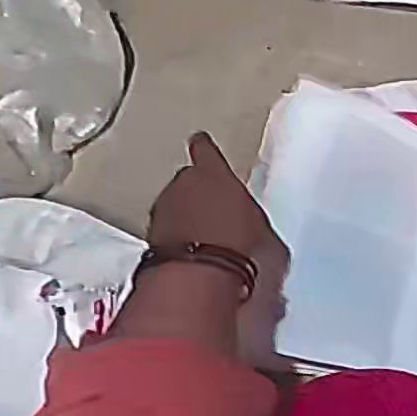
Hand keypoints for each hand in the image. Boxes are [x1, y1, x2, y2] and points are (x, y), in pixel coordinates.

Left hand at [147, 132, 273, 254]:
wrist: (201, 273)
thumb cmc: (238, 243)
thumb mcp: (265, 230)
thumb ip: (254, 219)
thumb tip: (260, 233)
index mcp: (214, 174)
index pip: (206, 150)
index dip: (206, 149)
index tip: (202, 142)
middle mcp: (183, 185)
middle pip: (189, 179)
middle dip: (201, 191)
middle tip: (220, 210)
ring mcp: (163, 209)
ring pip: (176, 205)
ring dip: (189, 216)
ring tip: (210, 237)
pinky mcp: (152, 234)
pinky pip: (169, 229)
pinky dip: (180, 236)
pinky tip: (197, 252)